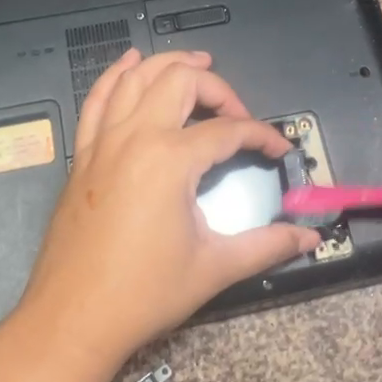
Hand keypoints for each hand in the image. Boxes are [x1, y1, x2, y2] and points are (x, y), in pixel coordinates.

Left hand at [15, 49, 319, 363]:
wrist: (72, 318)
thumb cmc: (143, 294)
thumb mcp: (213, 267)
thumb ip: (266, 245)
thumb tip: (308, 238)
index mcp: (171, 160)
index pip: (228, 130)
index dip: (260, 135)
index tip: (278, 149)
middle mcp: (135, 136)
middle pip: (181, 80)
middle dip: (217, 86)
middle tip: (236, 111)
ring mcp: (104, 141)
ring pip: (136, 77)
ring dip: (169, 64)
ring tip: (197, 63)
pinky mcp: (84, 154)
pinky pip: (97, 99)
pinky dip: (115, 75)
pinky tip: (130, 64)